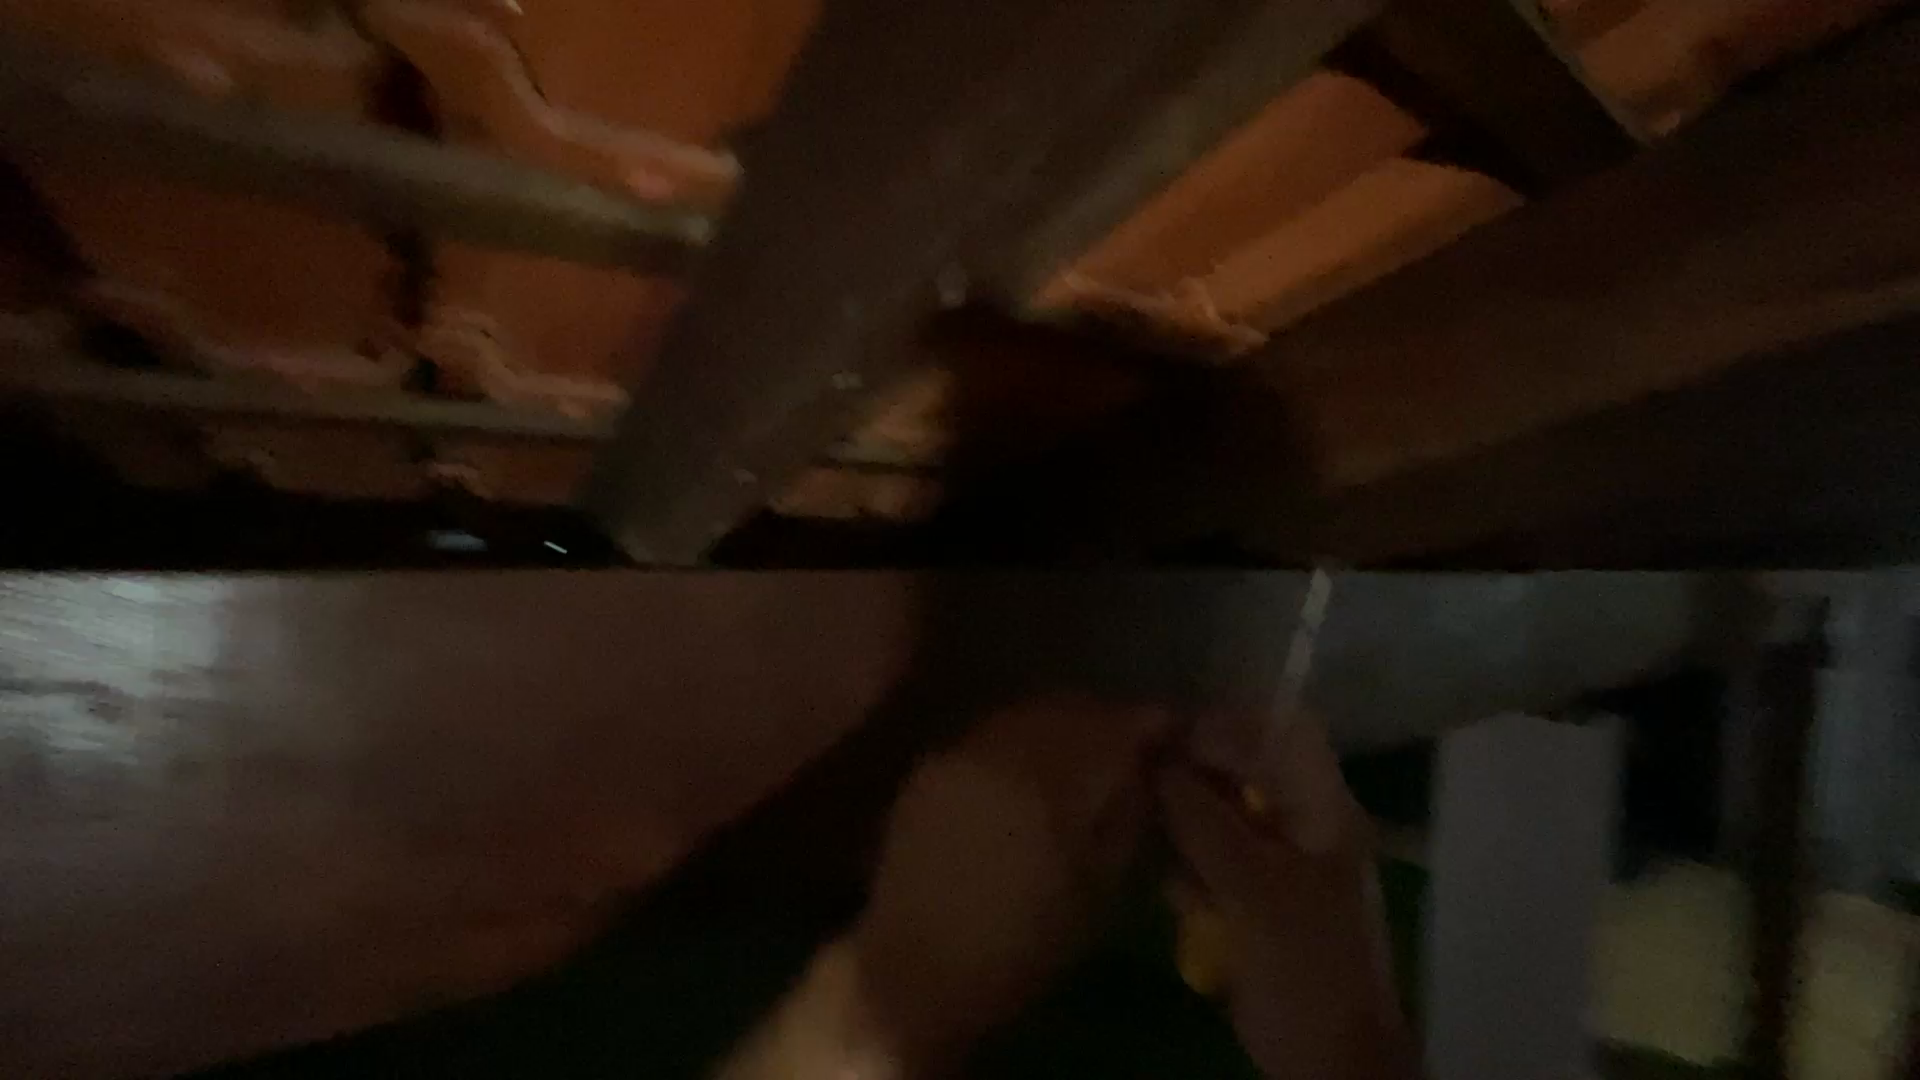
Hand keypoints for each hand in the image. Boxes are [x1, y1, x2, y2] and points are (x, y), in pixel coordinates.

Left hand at [852, 694, 1172, 1059]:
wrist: (916, 965)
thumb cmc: (1021, 946)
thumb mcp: (1097, 891)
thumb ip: (1127, 814)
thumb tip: (1149, 765)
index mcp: (1050, 787)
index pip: (1114, 728)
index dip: (1149, 722)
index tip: (1171, 728)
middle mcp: (1003, 752)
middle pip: (1070, 708)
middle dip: (1107, 717)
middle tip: (1132, 739)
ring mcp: (962, 750)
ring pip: (1029, 711)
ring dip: (1065, 721)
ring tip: (1085, 747)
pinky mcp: (933, 760)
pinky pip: (993, 730)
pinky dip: (1024, 735)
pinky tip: (1033, 764)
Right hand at [1160, 711, 1418, 1079]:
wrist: (1326, 1062)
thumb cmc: (1305, 966)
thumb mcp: (1253, 889)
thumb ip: (1204, 821)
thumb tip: (1159, 765)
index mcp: (1322, 809)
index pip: (1286, 731)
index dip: (1234, 724)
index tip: (1177, 739)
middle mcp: (1300, 821)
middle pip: (1245, 767)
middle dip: (1194, 768)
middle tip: (1144, 778)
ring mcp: (1274, 857)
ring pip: (1219, 809)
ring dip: (1182, 814)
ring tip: (1146, 827)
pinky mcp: (1249, 891)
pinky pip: (1209, 852)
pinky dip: (1185, 857)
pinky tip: (1170, 883)